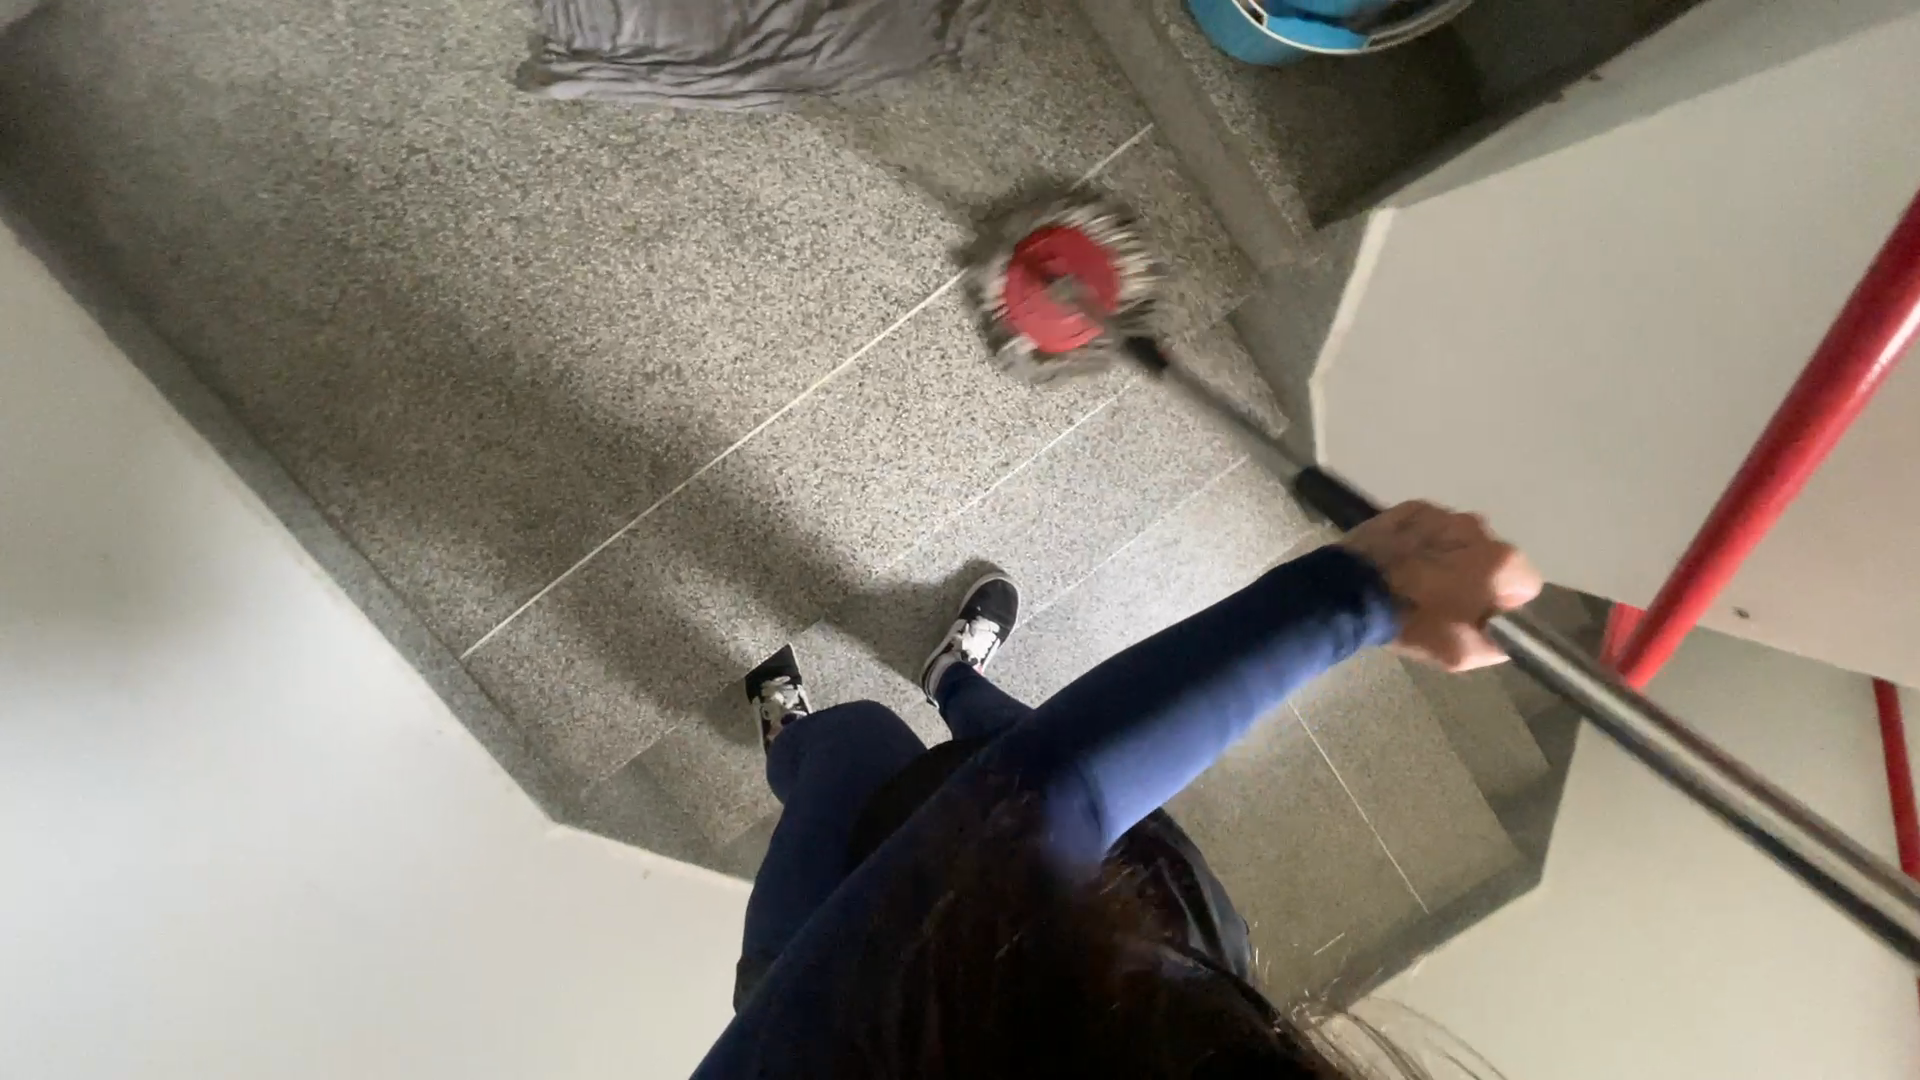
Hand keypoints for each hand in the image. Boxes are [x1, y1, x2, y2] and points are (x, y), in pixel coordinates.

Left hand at [1338, 501, 1541, 671]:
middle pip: (1489, 558)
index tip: (1474, 614)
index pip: (1523, 584)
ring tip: (1413, 577)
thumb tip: (1501, 638)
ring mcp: (1440, 514)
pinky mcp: (1406, 508)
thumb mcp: (1461, 653)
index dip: (1502, 602)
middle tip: (1440, 598)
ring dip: (1445, 555)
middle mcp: (1477, 529)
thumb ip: (1495, 646)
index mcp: (1502, 561)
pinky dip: (1417, 540)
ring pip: (1456, 539)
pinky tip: (1398, 558)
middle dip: (1473, 576)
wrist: (1347, 591)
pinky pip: (1425, 526)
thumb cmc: (1411, 621)